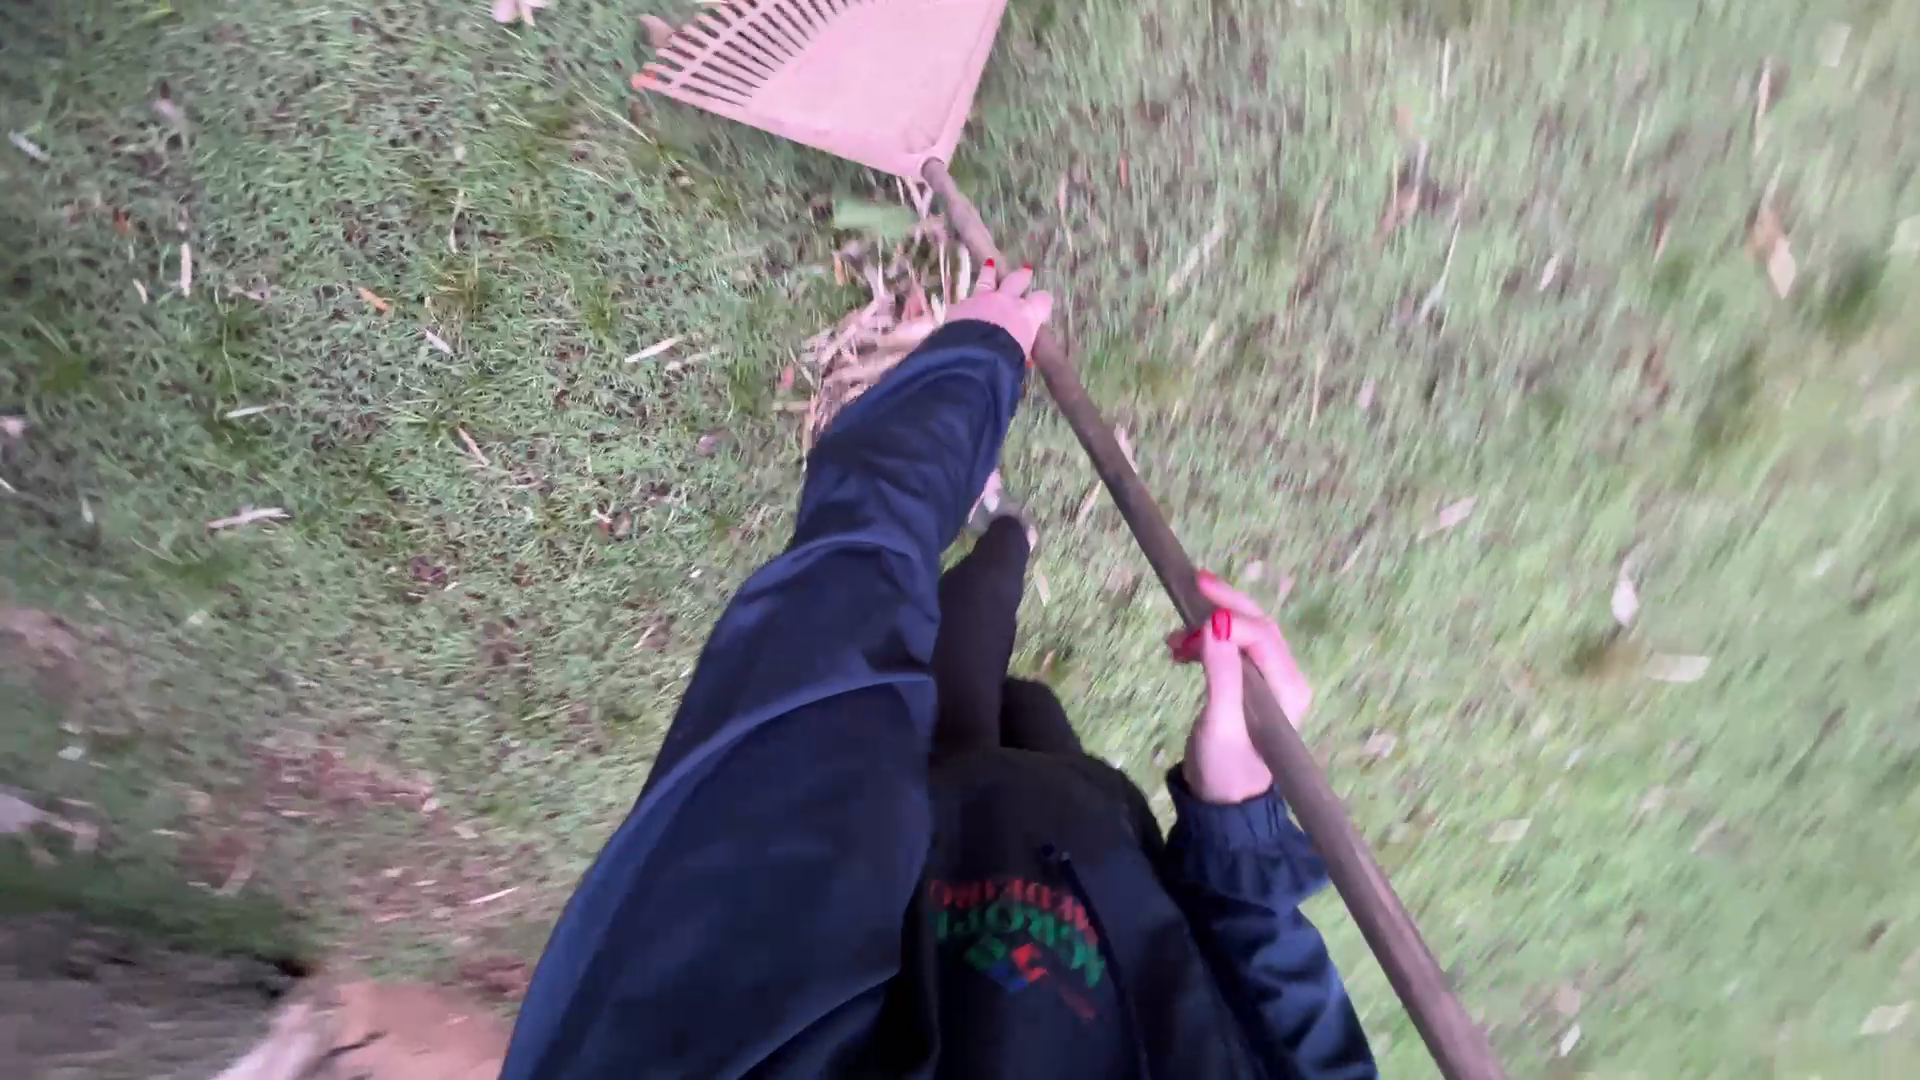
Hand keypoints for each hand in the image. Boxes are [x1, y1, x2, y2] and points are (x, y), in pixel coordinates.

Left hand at [946, 259, 1053, 357]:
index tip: (1042, 305)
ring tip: (990, 264)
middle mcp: (1006, 301)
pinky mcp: (960, 306)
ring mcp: (982, 300)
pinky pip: (965, 300)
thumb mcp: (1021, 358)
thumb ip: (1022, 350)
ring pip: (987, 279)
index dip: (1042, 302)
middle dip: (1022, 276)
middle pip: (1017, 280)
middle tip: (1025, 271)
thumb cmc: (1005, 362)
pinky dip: (967, 302)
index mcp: (1027, 315)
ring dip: (990, 273)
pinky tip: (963, 305)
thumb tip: (1025, 358)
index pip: (1042, 300)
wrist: (972, 360)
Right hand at [1165, 571, 1313, 804]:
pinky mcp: (1251, 686)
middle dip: (1225, 604)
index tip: (1192, 617)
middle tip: (1193, 581)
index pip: (1262, 635)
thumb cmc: (1224, 770)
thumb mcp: (1218, 725)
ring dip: (1210, 625)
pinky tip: (1181, 649)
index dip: (1229, 617)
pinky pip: (1233, 648)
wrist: (1224, 805)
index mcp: (1288, 689)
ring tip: (1173, 640)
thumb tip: (1215, 625)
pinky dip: (1208, 640)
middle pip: (1258, 625)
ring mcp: (1270, 682)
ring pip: (1244, 633)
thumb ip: (1221, 675)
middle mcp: (1285, 679)